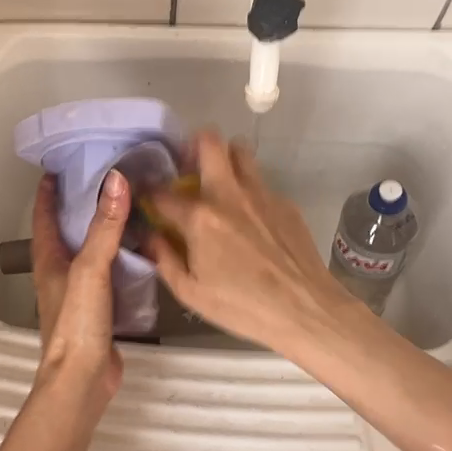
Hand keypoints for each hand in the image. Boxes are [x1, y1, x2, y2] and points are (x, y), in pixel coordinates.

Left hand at [30, 170, 127, 400]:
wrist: (83, 379)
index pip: (44, 216)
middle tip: (105, 181)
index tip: (60, 167)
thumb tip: (116, 180)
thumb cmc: (76, 323)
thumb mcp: (90, 268)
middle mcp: (59, 273)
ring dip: (103, 232)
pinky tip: (141, 253)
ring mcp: (78, 294)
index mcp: (48, 260)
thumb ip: (104, 227)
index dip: (48, 191)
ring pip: (89, 253)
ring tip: (128, 209)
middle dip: (80, 206)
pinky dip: (121, 259)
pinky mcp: (99, 311)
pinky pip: (109, 275)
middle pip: (66, 232)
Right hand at [146, 131, 361, 353]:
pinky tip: (251, 219)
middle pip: (209, 142)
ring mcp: (261, 194)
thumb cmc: (241, 307)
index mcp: (199, 218)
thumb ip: (164, 259)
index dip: (148, 192)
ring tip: (221, 181)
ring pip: (240, 152)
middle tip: (189, 166)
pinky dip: (249, 191)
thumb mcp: (190, 293)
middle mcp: (229, 195)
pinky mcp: (285, 203)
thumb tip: (150, 236)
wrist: (304, 309)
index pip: (162, 192)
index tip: (146, 196)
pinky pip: (261, 183)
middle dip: (193, 144)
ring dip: (226, 158)